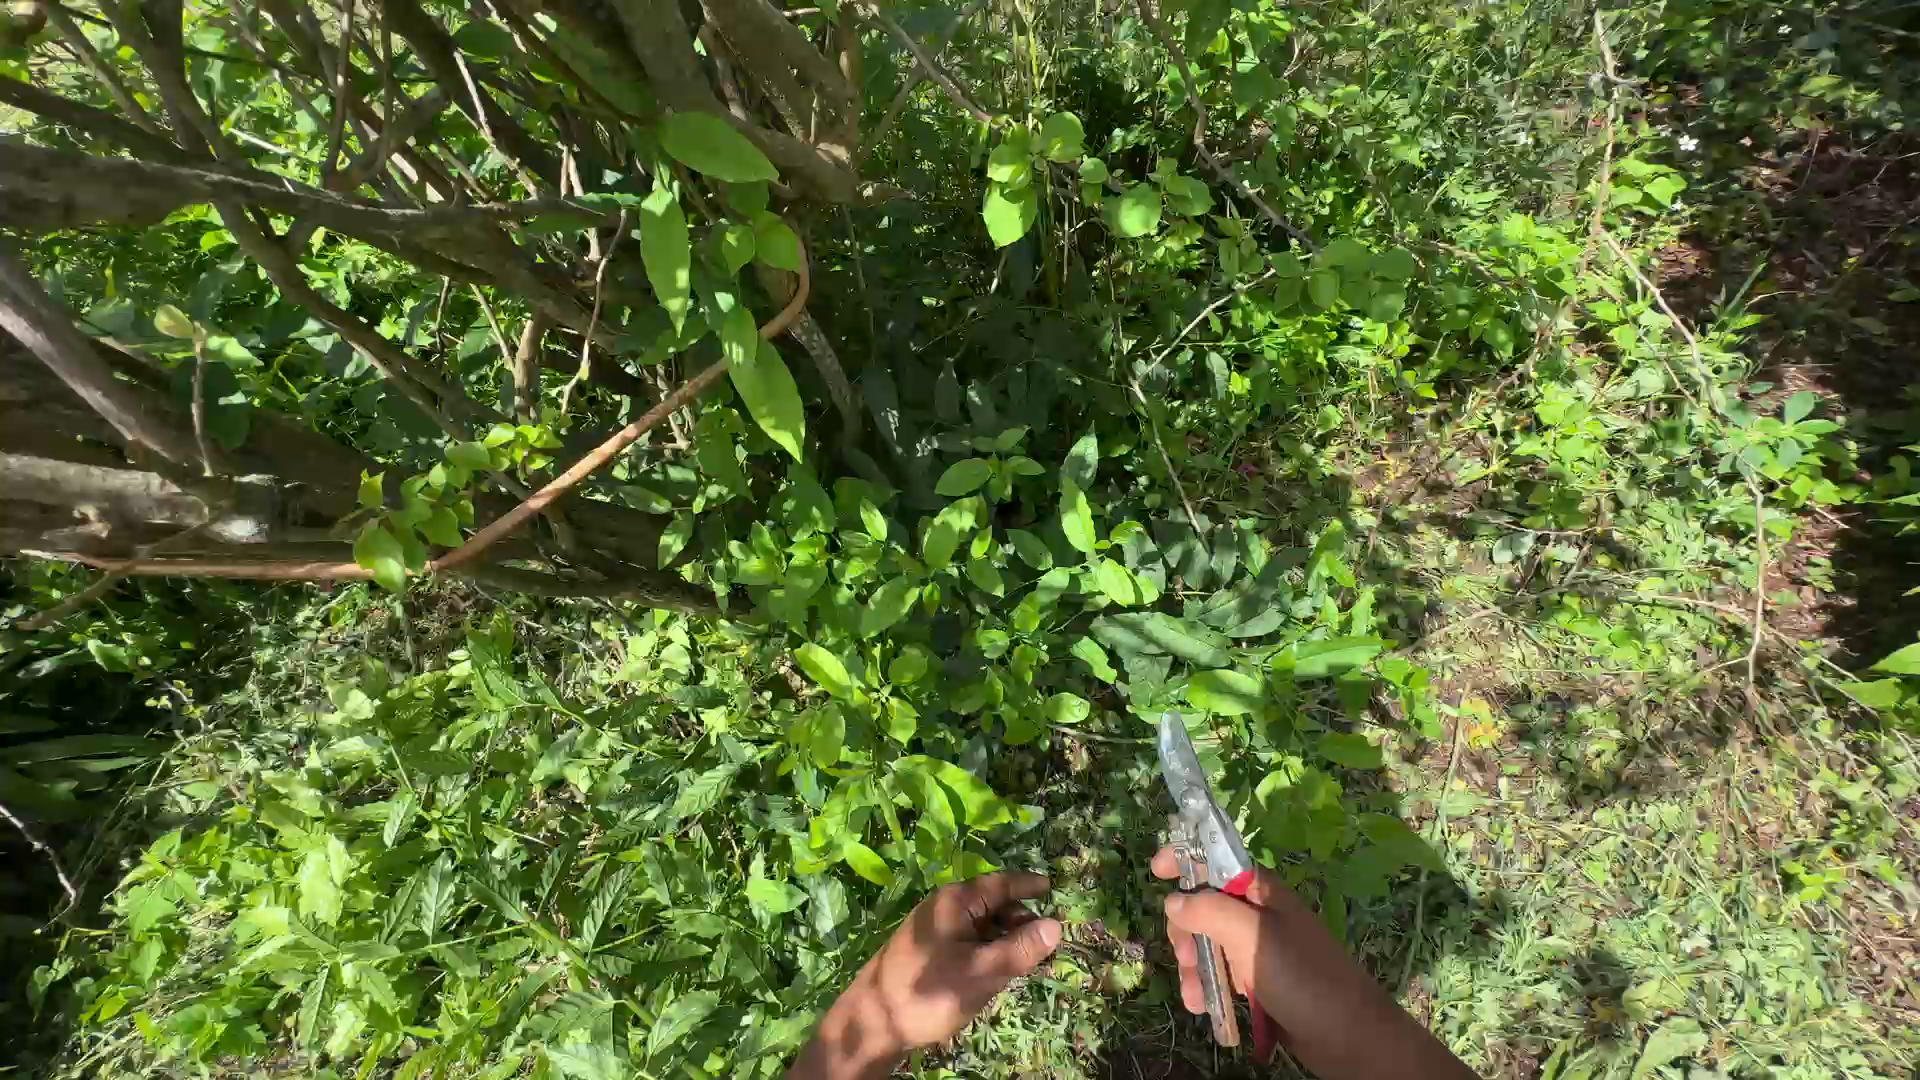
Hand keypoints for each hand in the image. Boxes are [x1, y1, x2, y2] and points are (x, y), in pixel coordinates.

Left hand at [788, 871, 1062, 1079]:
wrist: (873, 1020)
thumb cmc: (931, 991)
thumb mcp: (983, 972)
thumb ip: (1020, 949)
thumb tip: (1055, 925)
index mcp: (957, 900)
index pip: (1001, 883)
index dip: (1027, 885)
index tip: (1051, 887)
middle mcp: (944, 905)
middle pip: (991, 903)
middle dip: (1018, 919)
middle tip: (1043, 945)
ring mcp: (933, 925)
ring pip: (979, 923)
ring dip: (1002, 937)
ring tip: (1022, 962)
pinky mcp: (926, 946)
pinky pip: (965, 937)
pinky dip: (985, 947)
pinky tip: (992, 970)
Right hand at [1151, 847, 1478, 1079]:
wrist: (1352, 1040)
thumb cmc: (1302, 976)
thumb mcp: (1249, 936)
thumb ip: (1207, 911)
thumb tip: (1172, 901)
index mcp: (1259, 889)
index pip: (1215, 857)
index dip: (1184, 857)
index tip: (1156, 870)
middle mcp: (1255, 911)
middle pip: (1202, 904)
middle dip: (1184, 930)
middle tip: (1183, 957)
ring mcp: (1257, 945)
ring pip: (1207, 941)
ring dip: (1193, 966)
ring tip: (1194, 996)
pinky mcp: (1259, 977)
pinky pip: (1221, 971)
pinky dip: (1208, 985)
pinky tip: (1205, 1007)